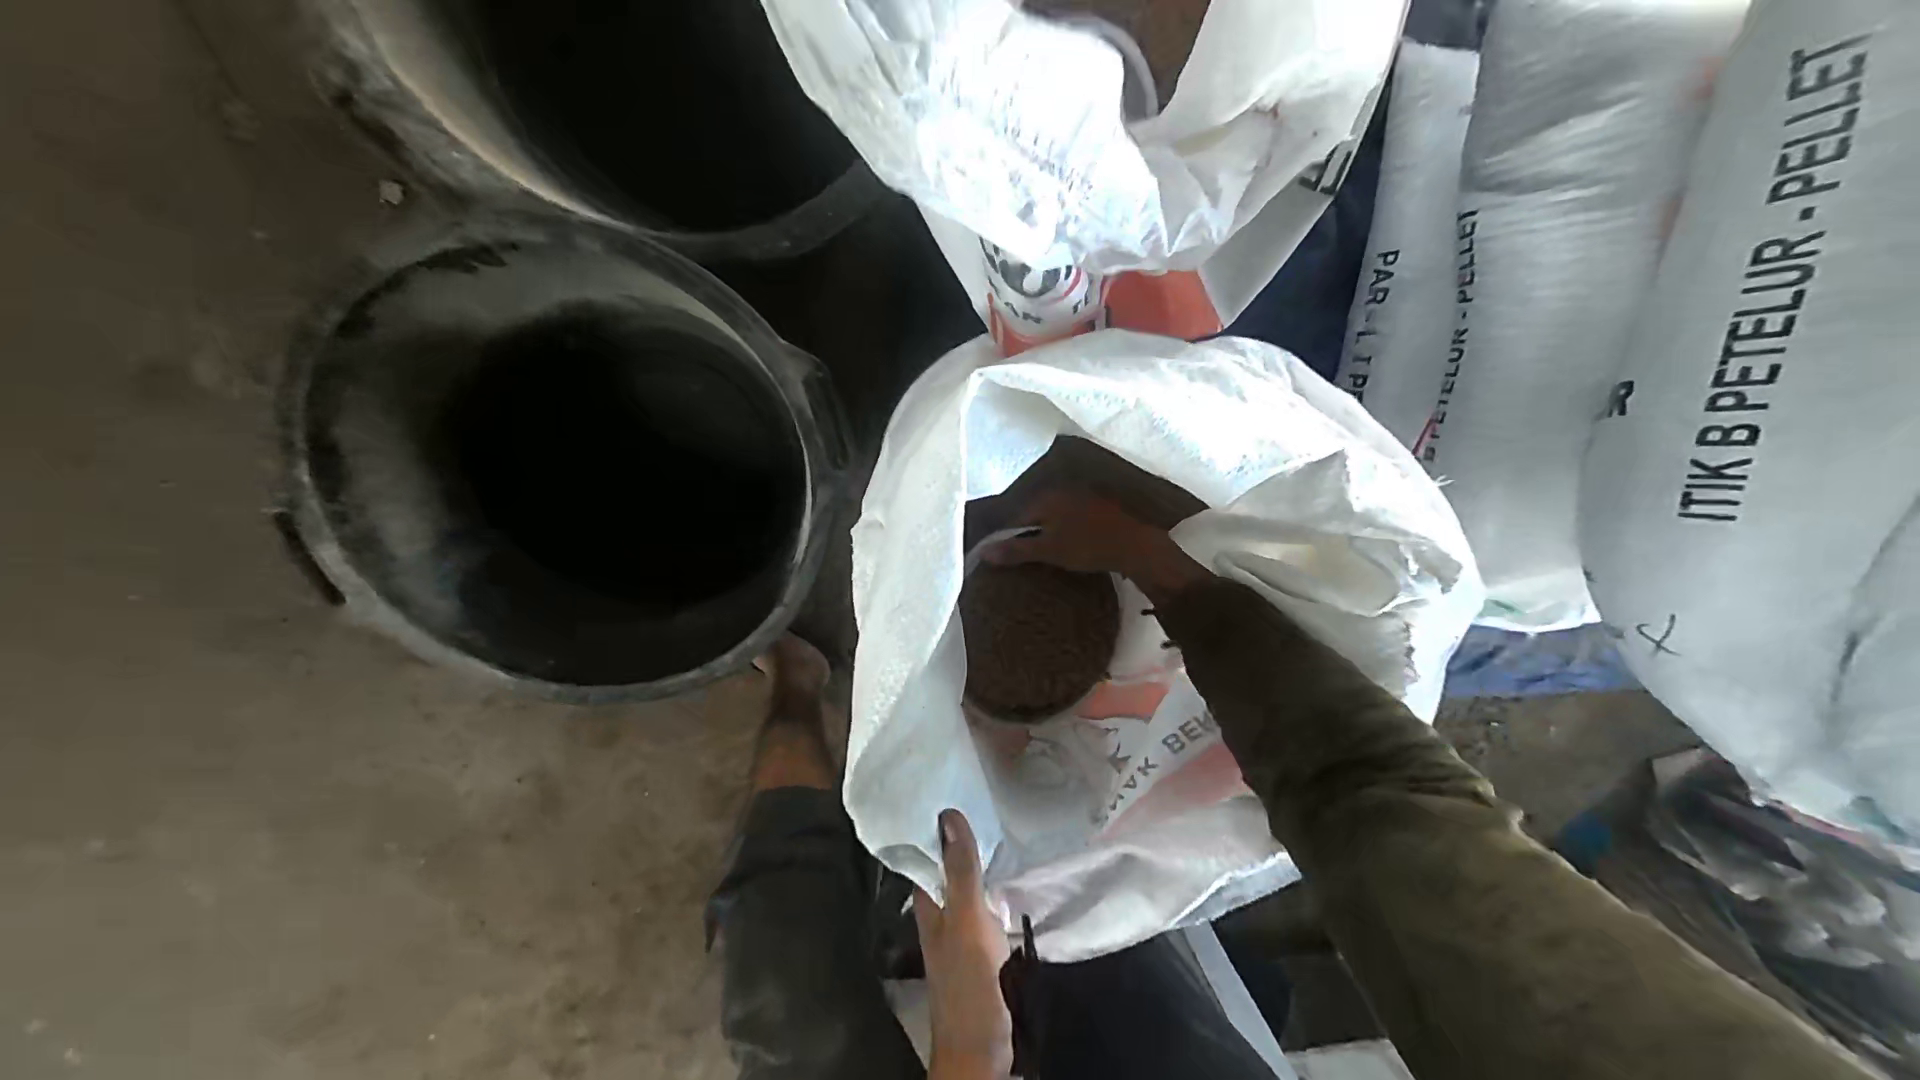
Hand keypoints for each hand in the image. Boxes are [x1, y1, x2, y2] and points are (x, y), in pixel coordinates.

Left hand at [914, 810, 1012, 1079]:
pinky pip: (983, 907)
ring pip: (965, 887)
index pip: (924, 854)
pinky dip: (991, 890)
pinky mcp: (979, 948)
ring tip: (997, 829)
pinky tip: (1007, 879)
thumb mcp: (966, 919)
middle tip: (980, 803)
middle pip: (945, 868)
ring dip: (976, 864)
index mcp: (927, 904)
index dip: (934, 826)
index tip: (950, 793)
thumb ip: (960, 870)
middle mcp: (938, 914)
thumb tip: (947, 814)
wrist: (981, 1048)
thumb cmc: (967, 980)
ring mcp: (959, 932)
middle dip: (958, 841)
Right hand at [984, 490, 1209, 605]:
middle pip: (1034, 515)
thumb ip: (1015, 550)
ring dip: (1047, 534)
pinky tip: (1069, 548)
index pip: (1015, 517)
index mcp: (1046, 496)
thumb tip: (983, 553)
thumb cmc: (1088, 546)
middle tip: (1025, 560)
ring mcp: (1082, 497)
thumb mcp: (1049, 551)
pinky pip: (1070, 519)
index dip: (1007, 538)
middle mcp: (1062, 490)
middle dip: (1027, 535)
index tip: (1005, 557)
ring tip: (1045, 557)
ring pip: (1053, 517)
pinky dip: (1065, 532)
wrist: (1137, 547)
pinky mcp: (1098, 508)